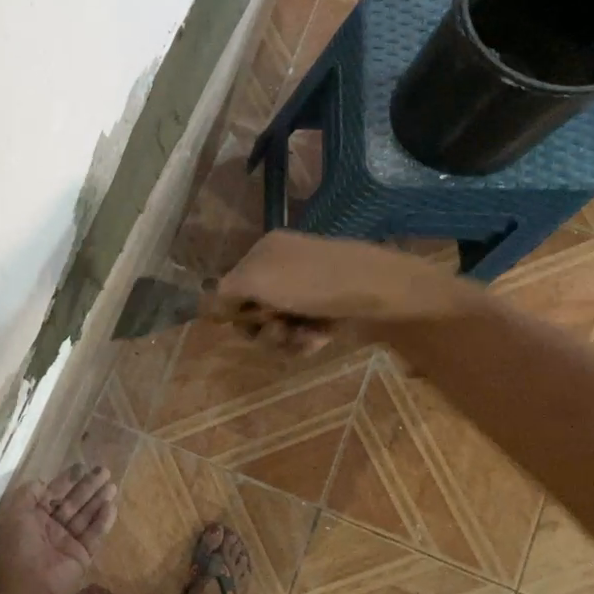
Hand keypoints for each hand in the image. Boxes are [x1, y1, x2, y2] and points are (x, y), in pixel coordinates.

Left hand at [0, 464, 116, 593]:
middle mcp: (51, 527)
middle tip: (104, 471)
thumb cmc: (20, 546)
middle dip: (87, 486)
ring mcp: (67, 541)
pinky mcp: (82, 555)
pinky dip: (103, 521)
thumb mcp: (15, 514)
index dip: (66, 480)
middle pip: (73, 502)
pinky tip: (112, 506)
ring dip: (98, 500)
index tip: (81, 466)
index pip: (53, 494)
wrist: (31, 586)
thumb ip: (28, 495)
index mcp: (33, 517)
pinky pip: (94, 534)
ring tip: (113, 485)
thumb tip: (41, 481)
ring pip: (85, 516)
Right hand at [207, 232, 475, 350]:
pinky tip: (318, 339)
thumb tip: (212, 307)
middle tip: (278, 329)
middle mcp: (282, 268)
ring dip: (282, 339)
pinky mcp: (326, 311)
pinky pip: (300, 334)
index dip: (234, 310)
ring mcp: (306, 291)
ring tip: (302, 338)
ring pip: (275, 327)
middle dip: (260, 328)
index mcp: (264, 252)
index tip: (247, 319)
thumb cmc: (314, 282)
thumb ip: (225, 293)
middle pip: (251, 311)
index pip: (229, 287)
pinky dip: (304, 341)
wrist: (381, 291)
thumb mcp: (257, 280)